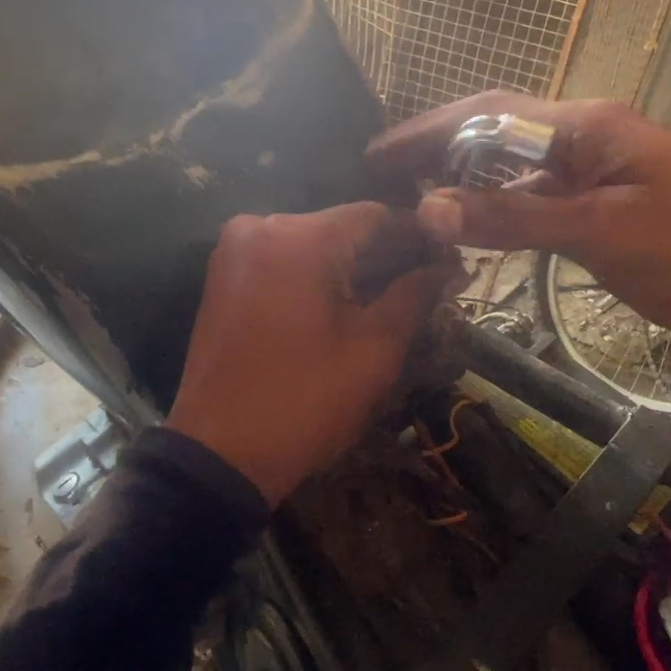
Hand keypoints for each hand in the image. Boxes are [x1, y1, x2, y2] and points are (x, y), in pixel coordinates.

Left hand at [167, 203, 454, 505]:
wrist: (219, 454)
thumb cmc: (305, 399)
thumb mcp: (373, 349)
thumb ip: (413, 296)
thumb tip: (445, 268)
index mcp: (299, 236)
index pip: (375, 216)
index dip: (418, 235)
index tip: (450, 257)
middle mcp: (260, 226)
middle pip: (340, 229)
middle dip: (387, 255)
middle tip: (433, 281)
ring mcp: (235, 251)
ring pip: (311, 246)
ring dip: (353, 268)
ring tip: (400, 296)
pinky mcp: (223, 278)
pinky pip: (282, 263)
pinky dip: (316, 277)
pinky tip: (350, 302)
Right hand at [366, 91, 670, 362]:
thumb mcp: (603, 235)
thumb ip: (514, 217)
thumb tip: (429, 207)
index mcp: (585, 126)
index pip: (483, 115)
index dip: (423, 133)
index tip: (372, 158)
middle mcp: (586, 136)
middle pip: (492, 134)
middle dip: (435, 154)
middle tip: (382, 187)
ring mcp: (599, 172)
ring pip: (513, 169)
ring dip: (465, 186)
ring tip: (415, 212)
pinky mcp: (609, 207)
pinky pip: (538, 200)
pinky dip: (500, 213)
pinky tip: (476, 235)